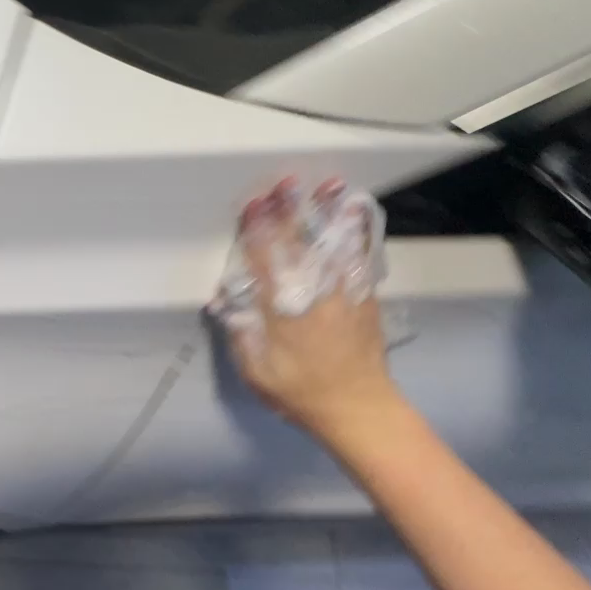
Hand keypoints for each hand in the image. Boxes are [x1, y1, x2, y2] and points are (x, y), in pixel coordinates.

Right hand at [220, 178, 402, 441]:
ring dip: (328, 211)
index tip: (251, 205)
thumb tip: (225, 300)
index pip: (266, 260)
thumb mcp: (255, 371)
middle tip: (283, 183)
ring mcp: (345, 292)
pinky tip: (355, 211)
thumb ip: (240, 332)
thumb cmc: (298, 392)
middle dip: (291, 211)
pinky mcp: (365, 296)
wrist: (357, 406)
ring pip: (335, 244)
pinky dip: (357, 230)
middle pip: (301, 243)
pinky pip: (360, 255)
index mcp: (284, 310)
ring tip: (326, 183)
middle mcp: (316, 293)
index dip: (257, 231)